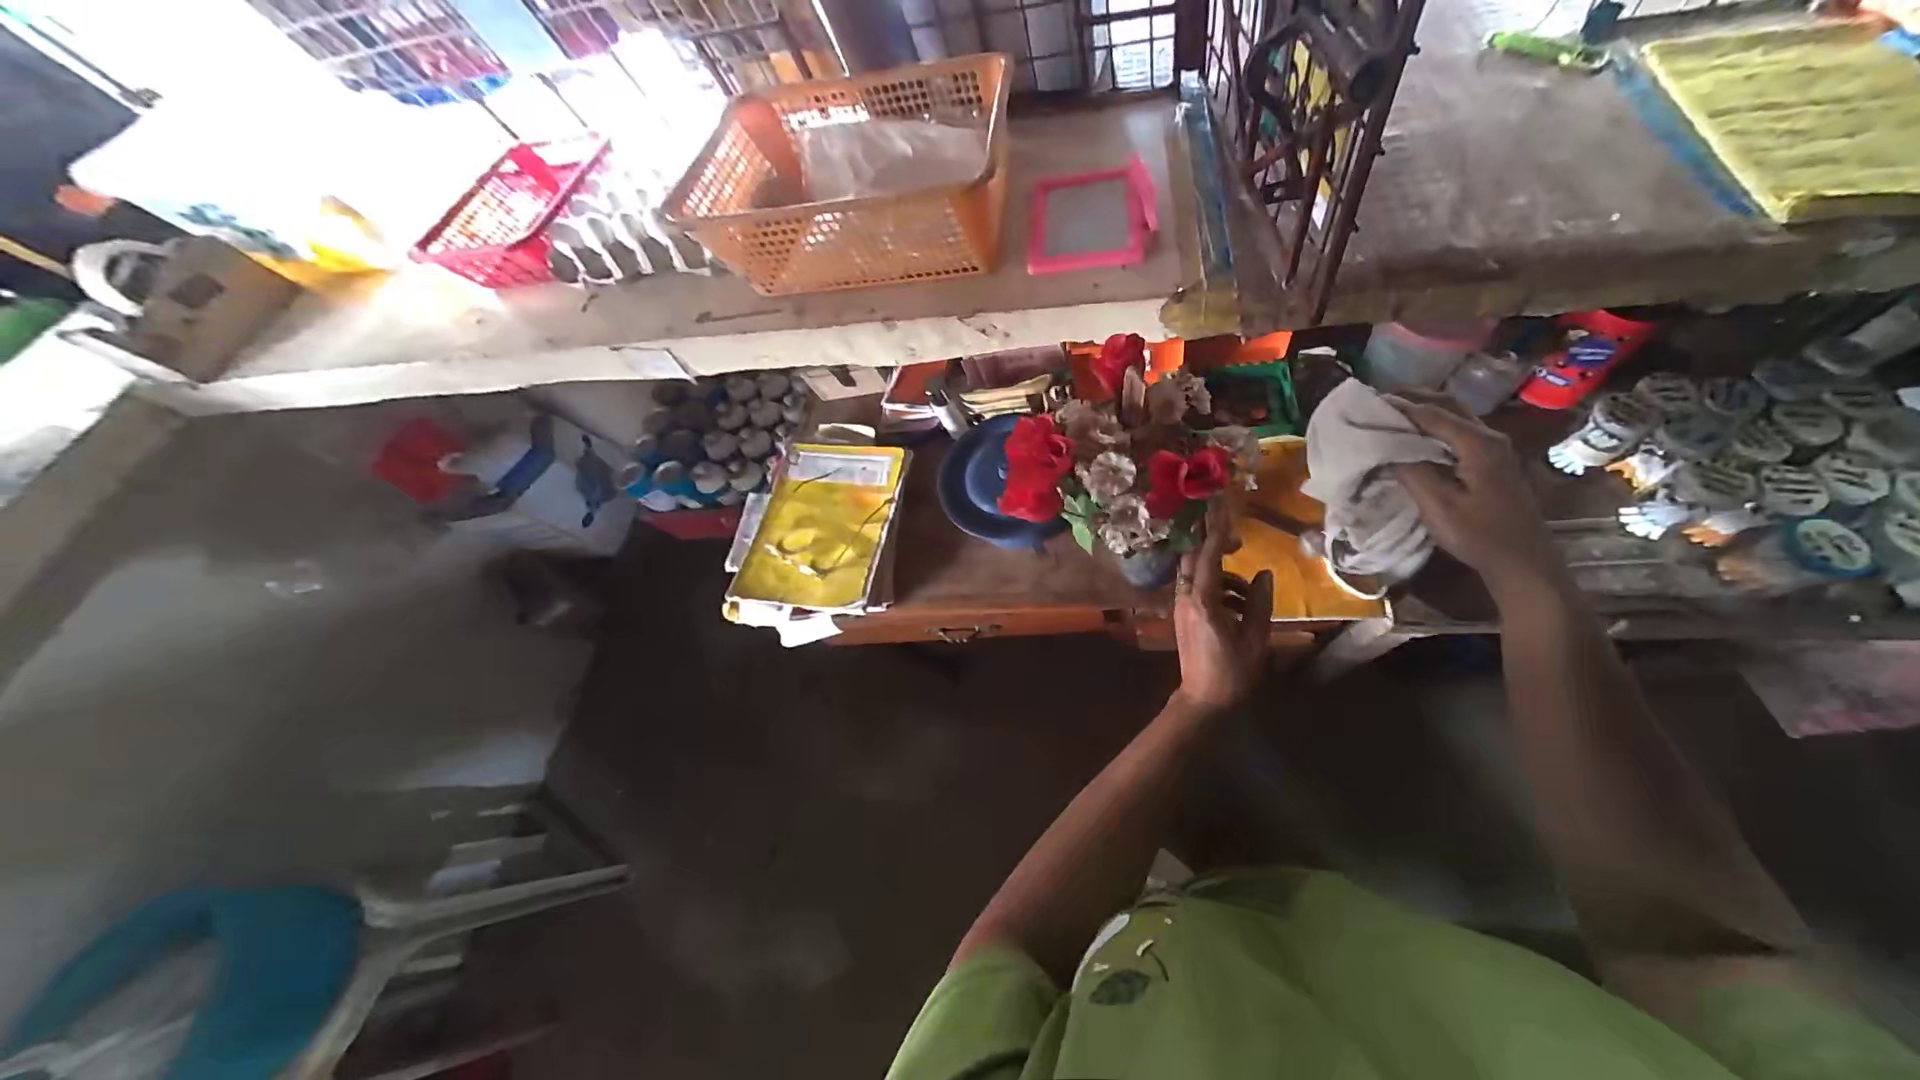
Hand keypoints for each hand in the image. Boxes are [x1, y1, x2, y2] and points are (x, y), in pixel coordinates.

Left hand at [1173, 503, 1273, 711]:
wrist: (1203, 698)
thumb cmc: (1232, 671)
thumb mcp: (1255, 637)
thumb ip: (1259, 602)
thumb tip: (1264, 574)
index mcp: (1202, 602)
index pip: (1208, 558)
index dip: (1217, 533)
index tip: (1224, 511)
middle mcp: (1186, 599)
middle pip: (1195, 560)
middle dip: (1215, 546)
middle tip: (1240, 543)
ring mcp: (1181, 607)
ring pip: (1196, 575)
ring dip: (1221, 573)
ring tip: (1249, 591)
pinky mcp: (1183, 615)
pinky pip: (1196, 589)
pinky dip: (1217, 587)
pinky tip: (1239, 604)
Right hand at [1385, 390, 1564, 598]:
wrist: (1522, 560)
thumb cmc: (1478, 535)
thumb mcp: (1438, 505)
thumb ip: (1412, 471)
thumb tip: (1387, 447)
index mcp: (1478, 444)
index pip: (1433, 414)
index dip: (1400, 405)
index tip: (1368, 399)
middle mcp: (1489, 438)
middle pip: (1448, 406)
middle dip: (1414, 399)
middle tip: (1378, 399)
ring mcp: (1493, 449)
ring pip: (1455, 418)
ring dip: (1424, 411)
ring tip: (1391, 413)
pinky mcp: (1490, 462)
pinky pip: (1457, 433)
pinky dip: (1433, 426)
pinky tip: (1414, 436)